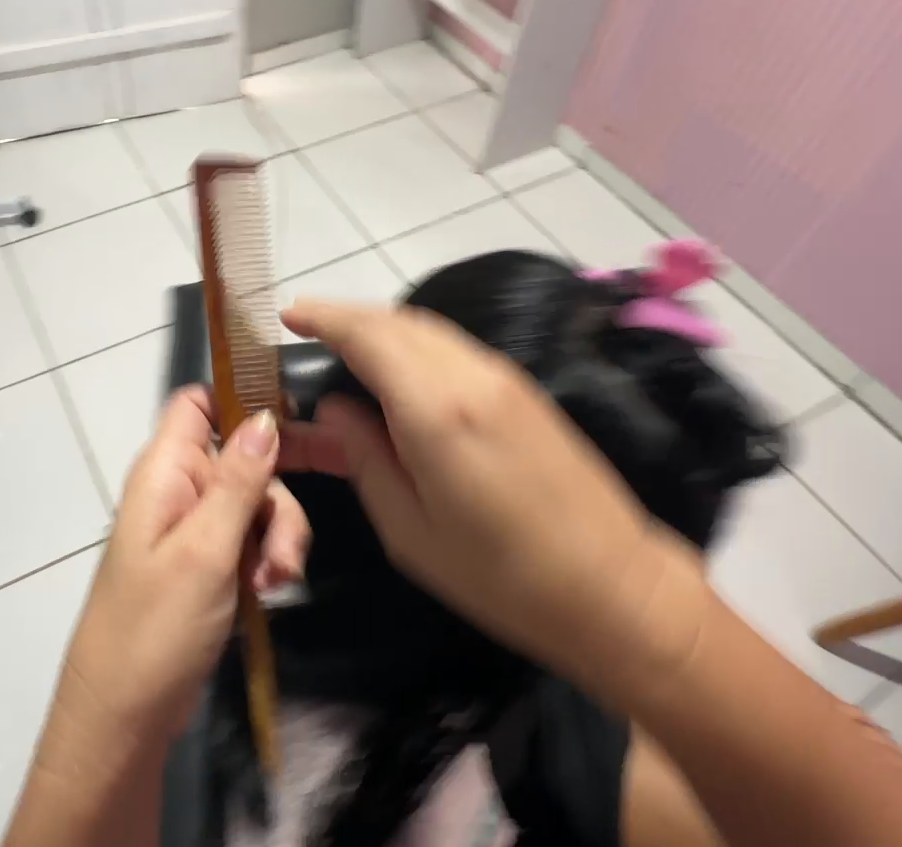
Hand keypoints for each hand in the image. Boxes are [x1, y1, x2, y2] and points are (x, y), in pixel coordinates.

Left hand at [58, 388, 309, 742]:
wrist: (124, 718)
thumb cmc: (155, 627)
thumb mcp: (204, 550)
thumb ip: (238, 480)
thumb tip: (265, 414)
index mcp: (165, 470)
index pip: (199, 402)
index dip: (244, 399)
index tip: (296, 423)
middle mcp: (179, 489)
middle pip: (245, 457)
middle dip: (276, 497)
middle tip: (287, 547)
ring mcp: (194, 528)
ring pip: (256, 503)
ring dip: (278, 536)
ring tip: (275, 582)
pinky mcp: (208, 563)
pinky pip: (250, 539)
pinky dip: (268, 559)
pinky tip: (269, 592)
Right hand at [280, 299, 708, 693]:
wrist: (613, 587)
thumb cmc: (499, 577)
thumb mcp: (410, 531)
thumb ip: (366, 458)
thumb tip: (335, 409)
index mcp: (437, 411)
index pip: (369, 336)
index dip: (324, 318)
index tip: (288, 314)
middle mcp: (472, 376)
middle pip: (398, 321)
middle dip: (348, 316)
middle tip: (307, 329)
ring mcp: (505, 378)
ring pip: (429, 329)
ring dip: (382, 327)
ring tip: (343, 347)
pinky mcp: (525, 390)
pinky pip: (454, 348)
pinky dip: (414, 343)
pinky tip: (397, 370)